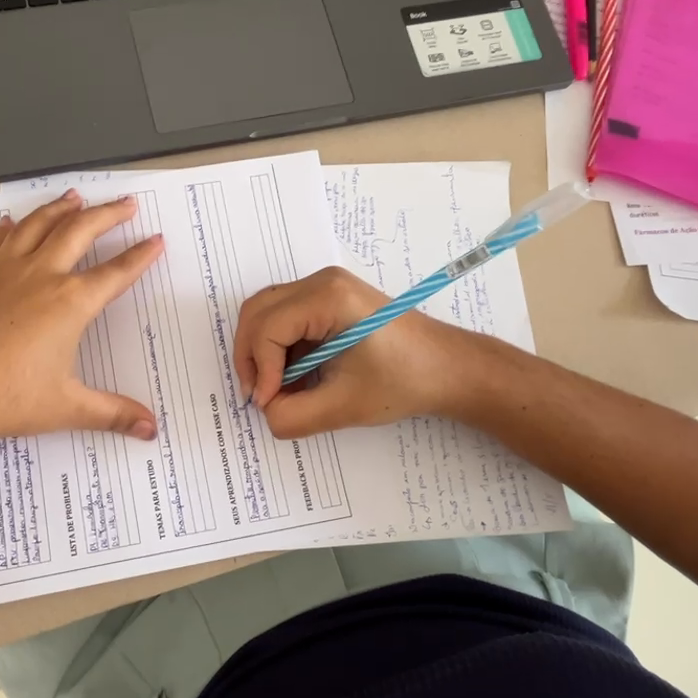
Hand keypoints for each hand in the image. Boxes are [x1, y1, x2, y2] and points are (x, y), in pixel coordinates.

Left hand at [0, 191, 164, 454]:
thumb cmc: (0, 400)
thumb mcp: (65, 407)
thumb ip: (112, 413)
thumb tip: (149, 428)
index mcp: (69, 304)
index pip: (116, 273)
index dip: (140, 255)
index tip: (155, 239)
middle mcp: (38, 276)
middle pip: (80, 231)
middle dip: (108, 214)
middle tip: (125, 204)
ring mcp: (0, 271)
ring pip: (37, 225)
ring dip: (60, 208)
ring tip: (75, 197)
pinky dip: (8, 228)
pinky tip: (12, 222)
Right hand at [235, 267, 483, 438]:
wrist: (447, 368)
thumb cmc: (404, 382)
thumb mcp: (344, 406)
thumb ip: (293, 415)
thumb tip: (265, 412)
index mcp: (328, 297)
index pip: (268, 328)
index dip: (259, 369)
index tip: (267, 404)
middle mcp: (321, 282)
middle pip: (258, 312)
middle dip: (250, 356)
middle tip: (259, 397)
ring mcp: (324, 287)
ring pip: (266, 314)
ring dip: (261, 352)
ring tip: (276, 389)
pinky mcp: (327, 301)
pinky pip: (285, 319)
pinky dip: (278, 349)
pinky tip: (293, 379)